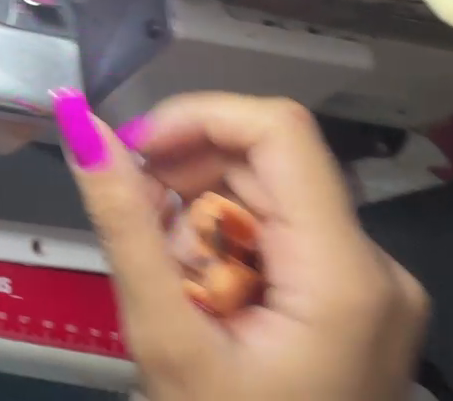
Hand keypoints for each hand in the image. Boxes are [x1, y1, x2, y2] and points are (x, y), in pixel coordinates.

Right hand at [52, 91, 428, 400]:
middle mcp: (374, 263)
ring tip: (173, 281)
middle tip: (143, 239)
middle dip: (184, 181)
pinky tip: (201, 292)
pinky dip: (217, 240)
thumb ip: (122, 221)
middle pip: (262, 160)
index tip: (133, 155)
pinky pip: (272, 226)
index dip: (195, 118)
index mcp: (345, 272)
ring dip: (194, 214)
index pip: (277, 129)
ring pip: (260, 190)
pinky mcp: (353, 296)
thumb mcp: (163, 333)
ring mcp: (369, 282)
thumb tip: (78, 123)